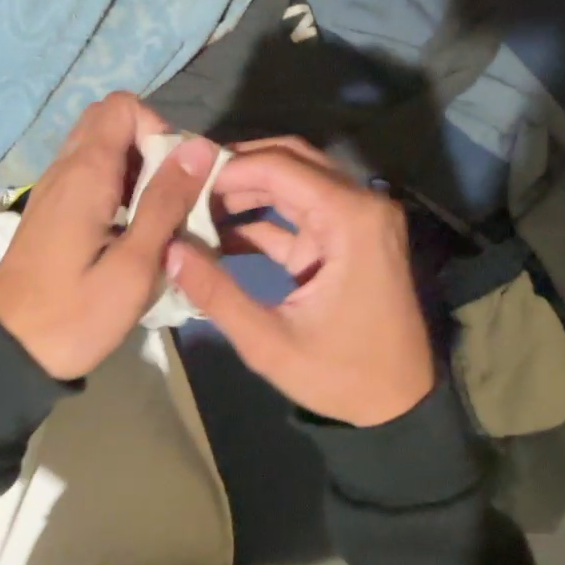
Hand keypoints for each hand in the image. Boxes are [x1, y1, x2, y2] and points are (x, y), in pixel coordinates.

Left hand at [0, 94, 217, 379]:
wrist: (11, 351)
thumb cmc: (76, 315)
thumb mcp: (133, 266)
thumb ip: (165, 204)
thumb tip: (199, 146)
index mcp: (84, 174)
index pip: (123, 107)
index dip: (159, 130)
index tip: (176, 180)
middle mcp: (63, 171)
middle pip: (111, 125)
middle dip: (150, 151)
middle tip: (168, 200)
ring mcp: (52, 193)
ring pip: (99, 154)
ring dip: (134, 175)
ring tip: (153, 222)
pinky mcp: (49, 217)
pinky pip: (87, 182)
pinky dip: (115, 193)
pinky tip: (127, 237)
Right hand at [165, 138, 434, 426]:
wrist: (397, 402)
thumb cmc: (339, 374)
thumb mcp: (269, 341)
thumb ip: (216, 292)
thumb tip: (167, 250)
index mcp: (350, 220)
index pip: (281, 166)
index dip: (228, 168)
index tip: (180, 181)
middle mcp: (360, 206)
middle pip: (290, 161)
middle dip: (235, 170)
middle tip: (183, 186)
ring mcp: (356, 222)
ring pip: (293, 183)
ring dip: (245, 192)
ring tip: (192, 208)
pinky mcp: (347, 241)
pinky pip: (299, 214)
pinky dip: (261, 220)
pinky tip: (217, 235)